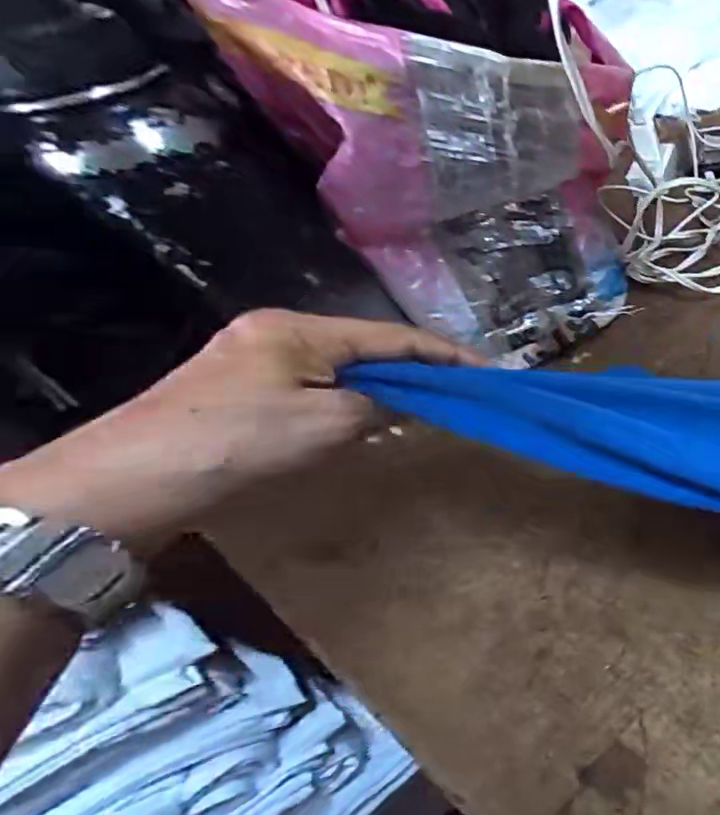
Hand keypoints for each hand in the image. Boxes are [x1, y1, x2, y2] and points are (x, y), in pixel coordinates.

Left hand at [0, 310, 485, 545]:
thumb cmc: (241, 442)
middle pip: (374, 348)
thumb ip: (388, 403)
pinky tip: (384, 418)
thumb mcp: (334, 421)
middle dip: (425, 370)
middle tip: (469, 392)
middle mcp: (280, 334)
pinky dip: (364, 399)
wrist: (131, 483)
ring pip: (352, 368)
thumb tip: (417, 403)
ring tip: (438, 407)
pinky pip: (328, 385)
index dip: (451, 355)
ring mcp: (262, 360)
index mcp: (300, 331)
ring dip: (395, 387)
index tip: (493, 373)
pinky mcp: (251, 388)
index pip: (397, 337)